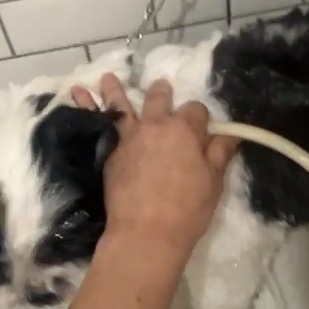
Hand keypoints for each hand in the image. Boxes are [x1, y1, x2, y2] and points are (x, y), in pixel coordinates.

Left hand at [70, 75, 237, 254]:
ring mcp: (128, 136)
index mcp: (184, 130)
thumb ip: (219, 154)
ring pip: (121, 104)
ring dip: (114, 88)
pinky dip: (86, 107)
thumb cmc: (187, 210)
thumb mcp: (213, 183)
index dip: (201, 119)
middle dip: (162, 92)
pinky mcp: (108, 151)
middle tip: (161, 86)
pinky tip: (77, 95)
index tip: (203, 129)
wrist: (145, 232)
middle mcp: (155, 125)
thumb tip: (231, 134)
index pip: (196, 111)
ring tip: (107, 76)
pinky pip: (96, 122)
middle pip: (159, 99)